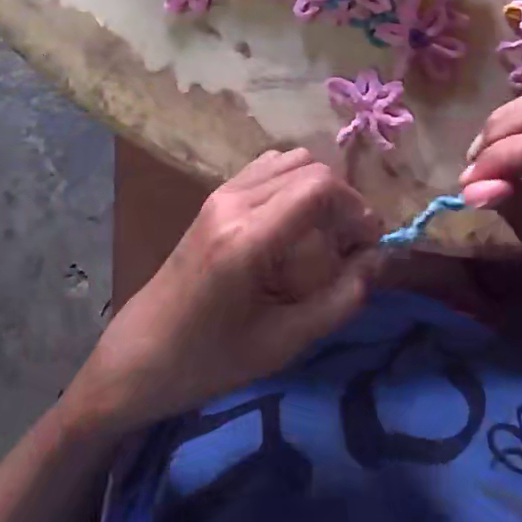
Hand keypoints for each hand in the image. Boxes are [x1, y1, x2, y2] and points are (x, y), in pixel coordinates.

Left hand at [66, 149, 380, 434]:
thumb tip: (383, 259)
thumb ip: (342, 298)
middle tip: (350, 245)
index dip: (357, 208)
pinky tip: (293, 226)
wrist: (139, 355)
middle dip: (342, 200)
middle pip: (309, 167)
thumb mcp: (284, 342)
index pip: (319, 186)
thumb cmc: (210, 360)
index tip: (370, 244)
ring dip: (317, 190)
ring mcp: (220, 194)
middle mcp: (233, 201)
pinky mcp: (214, 197)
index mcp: (247, 236)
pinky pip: (266, 169)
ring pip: (289, 161)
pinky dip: (292, 185)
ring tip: (324, 235)